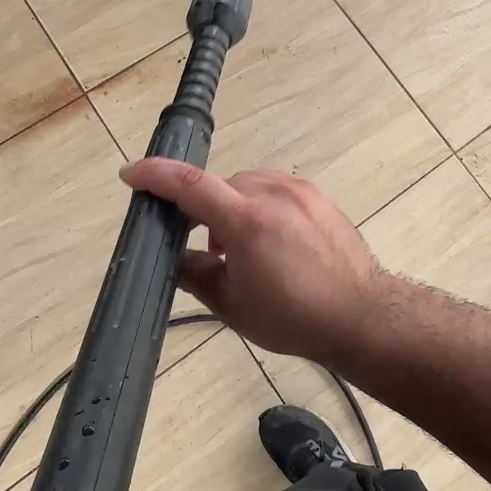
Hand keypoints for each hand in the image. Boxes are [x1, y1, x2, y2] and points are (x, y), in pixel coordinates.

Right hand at [120, 158, 387, 361]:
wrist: (360, 313)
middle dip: (205, 210)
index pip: (190, 185)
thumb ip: (195, 273)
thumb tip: (173, 257)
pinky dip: (262, 205)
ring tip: (243, 250)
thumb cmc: (292, 316)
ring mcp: (300, 191)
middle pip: (221, 186)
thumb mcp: (231, 304)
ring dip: (235, 207)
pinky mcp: (319, 197)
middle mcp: (273, 193)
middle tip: (209, 251)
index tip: (131, 174)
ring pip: (250, 185)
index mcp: (246, 220)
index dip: (155, 176)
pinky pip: (277, 190)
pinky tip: (272, 241)